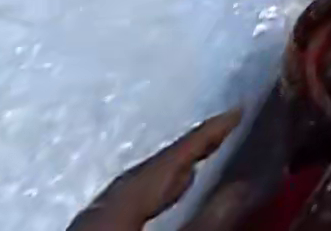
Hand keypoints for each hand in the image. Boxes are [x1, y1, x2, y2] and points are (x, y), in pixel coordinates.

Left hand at [69, 110, 248, 230]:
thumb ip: (207, 222)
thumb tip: (244, 184)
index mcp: (117, 206)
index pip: (167, 160)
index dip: (205, 134)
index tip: (238, 112)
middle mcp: (97, 213)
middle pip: (144, 174)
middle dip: (184, 153)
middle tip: (222, 133)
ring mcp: (85, 230)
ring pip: (127, 194)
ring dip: (164, 178)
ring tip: (196, 167)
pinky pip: (117, 213)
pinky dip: (144, 201)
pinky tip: (157, 206)